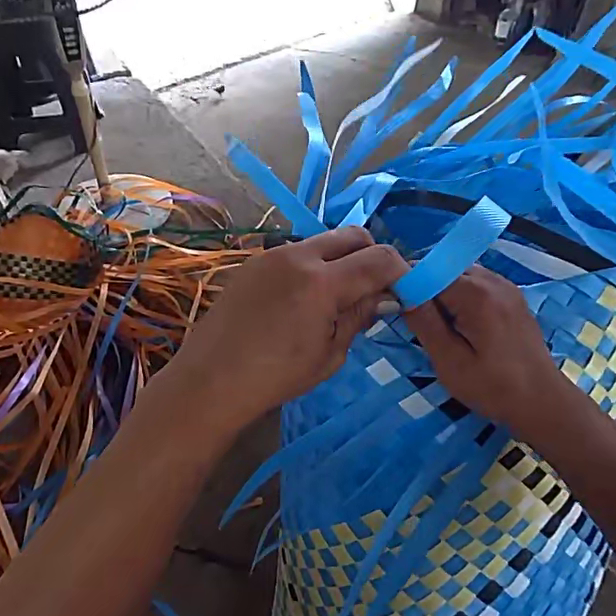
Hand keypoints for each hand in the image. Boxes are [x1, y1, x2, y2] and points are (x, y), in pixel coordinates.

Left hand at [162, 227, 407, 434]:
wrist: (211, 379)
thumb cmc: (275, 377)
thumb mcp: (330, 354)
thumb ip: (358, 316)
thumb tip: (382, 296)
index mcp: (322, 282)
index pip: (380, 259)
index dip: (401, 272)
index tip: (404, 291)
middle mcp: (298, 256)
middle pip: (354, 236)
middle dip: (372, 257)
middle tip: (373, 290)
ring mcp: (272, 255)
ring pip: (323, 242)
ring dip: (340, 260)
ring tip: (335, 298)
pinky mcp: (253, 262)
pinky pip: (295, 253)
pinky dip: (312, 266)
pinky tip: (302, 300)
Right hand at [403, 265, 591, 438]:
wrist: (542, 403)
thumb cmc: (493, 387)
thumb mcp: (449, 361)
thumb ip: (425, 323)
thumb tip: (402, 293)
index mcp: (475, 294)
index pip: (427, 272)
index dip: (408, 286)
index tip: (398, 309)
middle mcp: (493, 281)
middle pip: (445, 269)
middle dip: (426, 287)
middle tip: (416, 320)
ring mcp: (506, 288)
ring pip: (461, 274)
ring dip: (444, 291)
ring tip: (437, 324)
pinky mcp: (512, 299)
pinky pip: (478, 284)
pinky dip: (462, 296)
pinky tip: (460, 324)